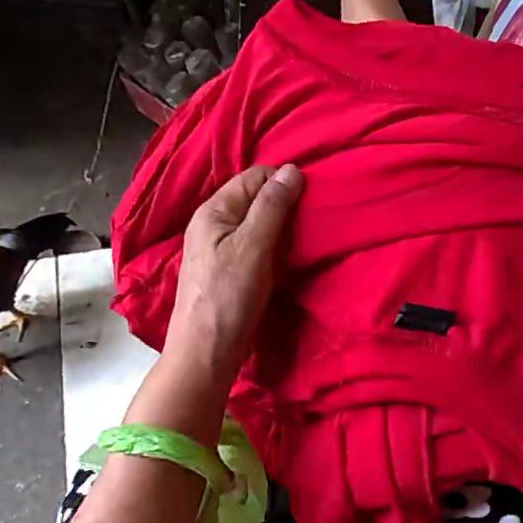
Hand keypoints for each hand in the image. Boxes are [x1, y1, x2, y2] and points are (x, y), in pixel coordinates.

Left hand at [163, 163, 303, 381]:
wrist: (207, 353)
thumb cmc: (228, 298)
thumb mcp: (252, 247)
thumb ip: (271, 207)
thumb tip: (293, 170)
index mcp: (213, 211)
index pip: (253, 177)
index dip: (282, 181)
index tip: (312, 197)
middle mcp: (212, 226)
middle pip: (254, 200)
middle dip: (284, 204)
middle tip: (314, 217)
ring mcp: (219, 251)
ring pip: (257, 226)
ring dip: (281, 228)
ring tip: (308, 235)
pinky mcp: (229, 274)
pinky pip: (256, 248)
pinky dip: (274, 248)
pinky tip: (290, 257)